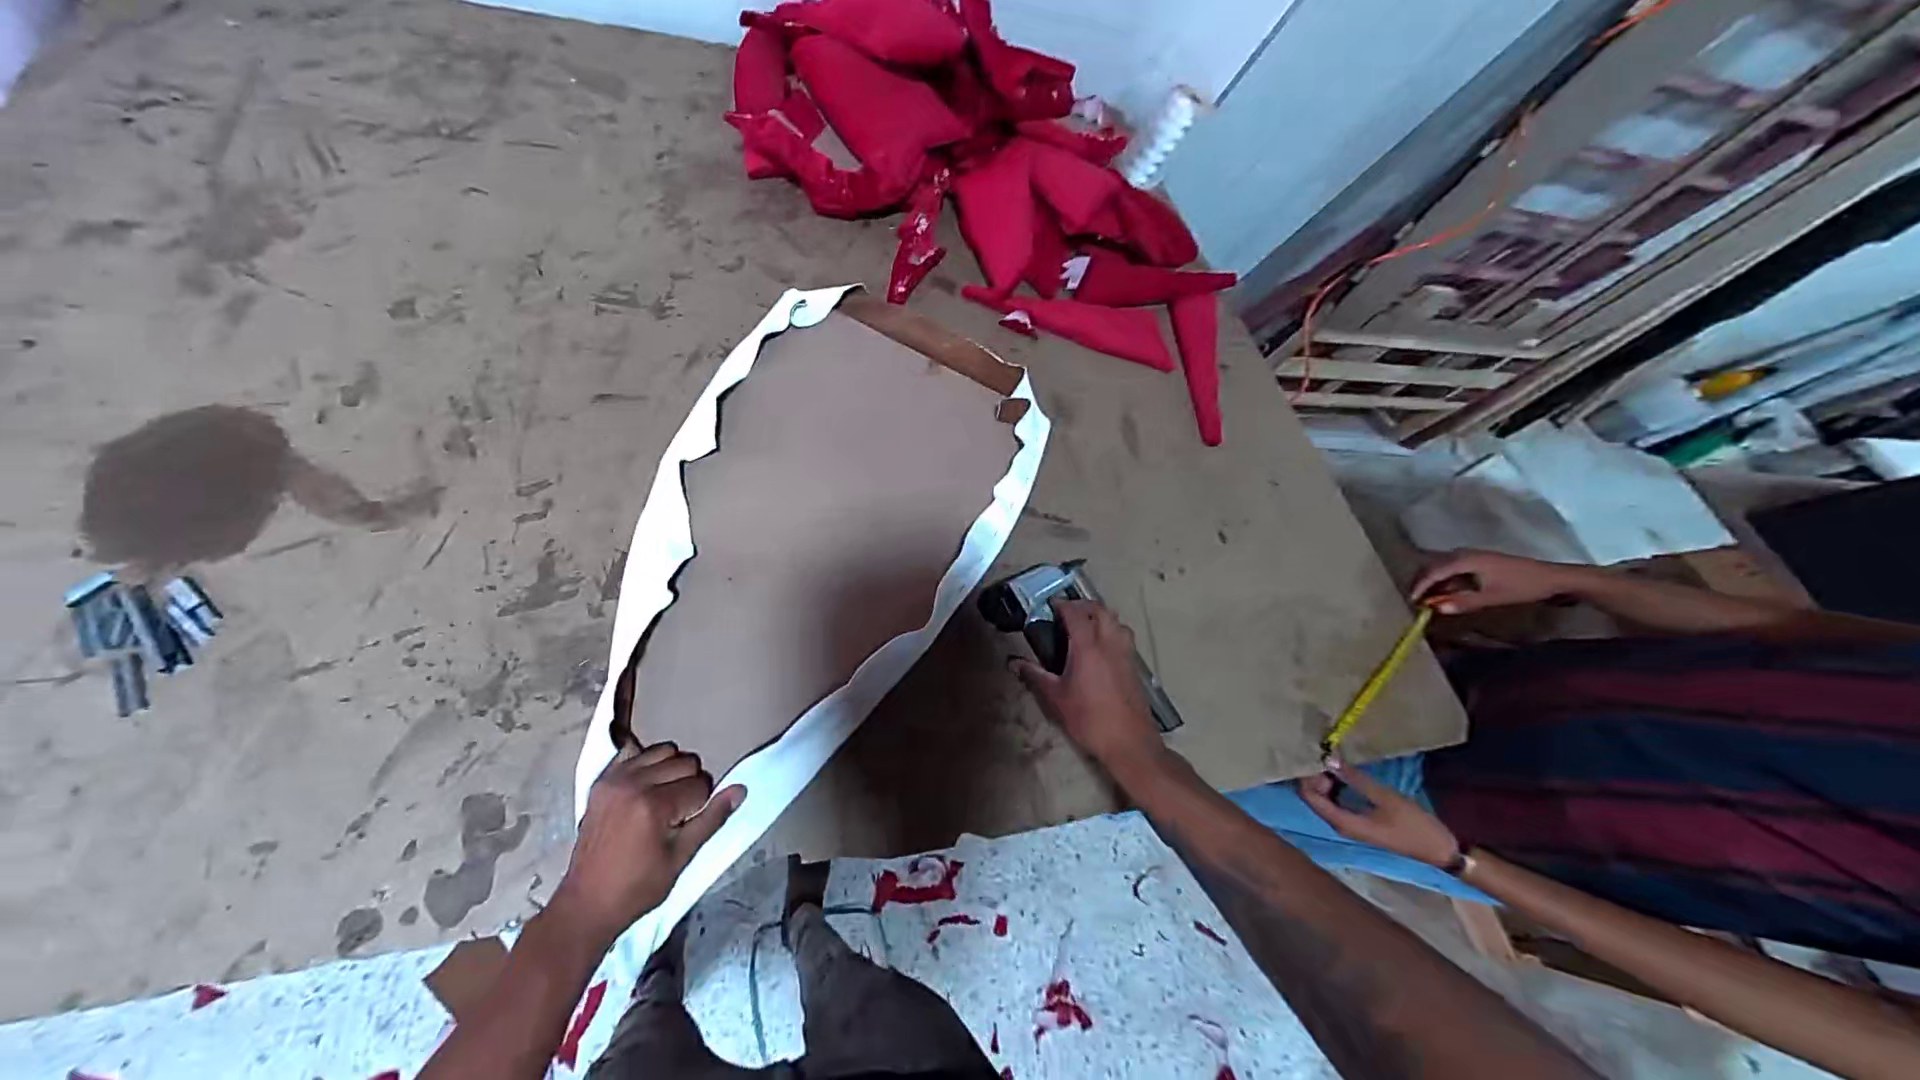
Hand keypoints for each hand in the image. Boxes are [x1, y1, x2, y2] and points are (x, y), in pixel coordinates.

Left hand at [548, 743, 744, 945]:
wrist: (586, 904)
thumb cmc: (637, 888)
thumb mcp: (681, 857)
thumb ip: (712, 818)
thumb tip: (740, 789)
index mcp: (654, 805)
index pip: (701, 783)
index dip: (702, 805)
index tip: (688, 825)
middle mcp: (633, 784)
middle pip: (685, 762)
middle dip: (690, 784)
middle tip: (679, 813)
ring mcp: (614, 780)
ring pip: (663, 751)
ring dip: (671, 769)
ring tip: (664, 798)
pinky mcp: (601, 782)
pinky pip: (634, 753)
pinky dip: (646, 763)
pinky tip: (645, 786)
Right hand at [1010, 599, 1162, 768]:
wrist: (1129, 741)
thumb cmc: (1089, 719)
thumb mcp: (1056, 697)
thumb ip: (1035, 676)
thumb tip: (1014, 662)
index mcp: (1088, 646)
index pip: (1076, 613)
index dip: (1062, 605)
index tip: (1051, 606)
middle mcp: (1110, 643)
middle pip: (1100, 610)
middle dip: (1083, 605)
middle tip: (1067, 613)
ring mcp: (1126, 653)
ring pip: (1116, 621)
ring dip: (1100, 616)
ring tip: (1085, 626)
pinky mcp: (1134, 666)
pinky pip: (1124, 636)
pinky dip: (1112, 630)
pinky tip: (1101, 648)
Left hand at [1300, 761, 1459, 867]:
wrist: (1440, 853)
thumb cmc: (1414, 826)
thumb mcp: (1386, 798)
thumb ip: (1357, 780)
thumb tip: (1331, 760)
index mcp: (1342, 822)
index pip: (1309, 797)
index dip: (1307, 776)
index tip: (1316, 758)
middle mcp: (1339, 826)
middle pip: (1313, 798)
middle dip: (1315, 777)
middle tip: (1327, 758)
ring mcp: (1348, 826)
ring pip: (1324, 800)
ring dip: (1325, 782)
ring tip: (1334, 763)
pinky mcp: (1357, 823)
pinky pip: (1336, 804)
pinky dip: (1335, 789)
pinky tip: (1343, 775)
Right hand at [1412, 550, 1589, 615]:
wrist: (1555, 578)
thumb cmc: (1523, 587)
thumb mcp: (1493, 598)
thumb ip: (1463, 602)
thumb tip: (1436, 609)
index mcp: (1466, 559)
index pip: (1434, 571)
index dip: (1421, 586)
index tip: (1411, 601)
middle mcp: (1466, 553)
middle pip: (1434, 565)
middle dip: (1423, 582)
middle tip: (1416, 600)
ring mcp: (1473, 555)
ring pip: (1443, 566)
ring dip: (1434, 581)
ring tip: (1429, 597)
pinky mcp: (1479, 560)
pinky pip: (1453, 567)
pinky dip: (1445, 579)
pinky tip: (1448, 591)